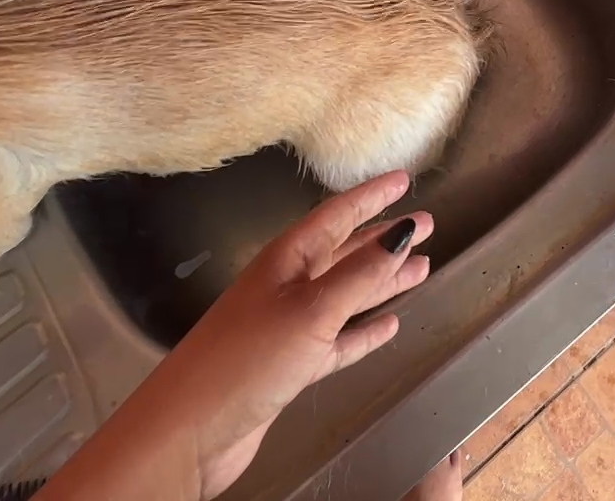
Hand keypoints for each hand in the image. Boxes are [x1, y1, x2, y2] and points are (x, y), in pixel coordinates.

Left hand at [39, 171, 431, 500]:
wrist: (187, 435)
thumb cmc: (249, 358)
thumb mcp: (312, 309)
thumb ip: (360, 273)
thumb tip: (402, 232)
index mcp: (290, 258)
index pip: (339, 214)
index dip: (373, 196)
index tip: (404, 179)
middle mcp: (290, 284)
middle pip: (347, 251)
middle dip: (386, 238)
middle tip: (427, 224)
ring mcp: (289, 325)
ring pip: (347, 294)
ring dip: (382, 282)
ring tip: (421, 269)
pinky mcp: (290, 364)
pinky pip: (338, 339)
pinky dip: (363, 331)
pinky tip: (389, 325)